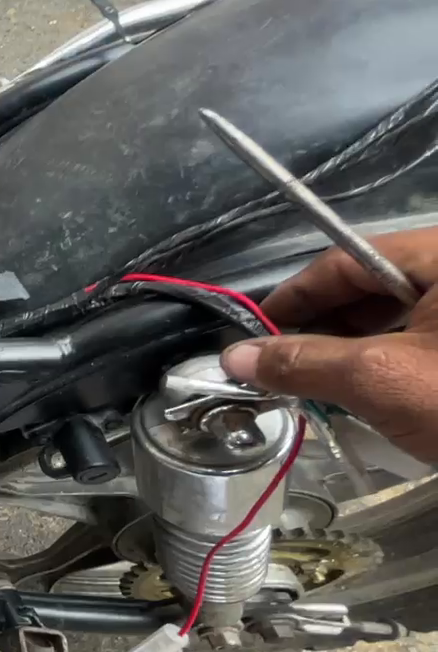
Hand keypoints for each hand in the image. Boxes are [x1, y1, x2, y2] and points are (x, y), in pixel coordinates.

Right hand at [221, 226, 437, 460]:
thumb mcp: (380, 379)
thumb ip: (298, 361)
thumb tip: (234, 356)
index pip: (344, 261)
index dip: (290, 298)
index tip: (255, 334)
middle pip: (381, 285)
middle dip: (327, 326)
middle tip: (290, 364)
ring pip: (416, 312)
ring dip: (365, 346)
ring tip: (340, 384)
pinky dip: (411, 358)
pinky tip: (396, 391)